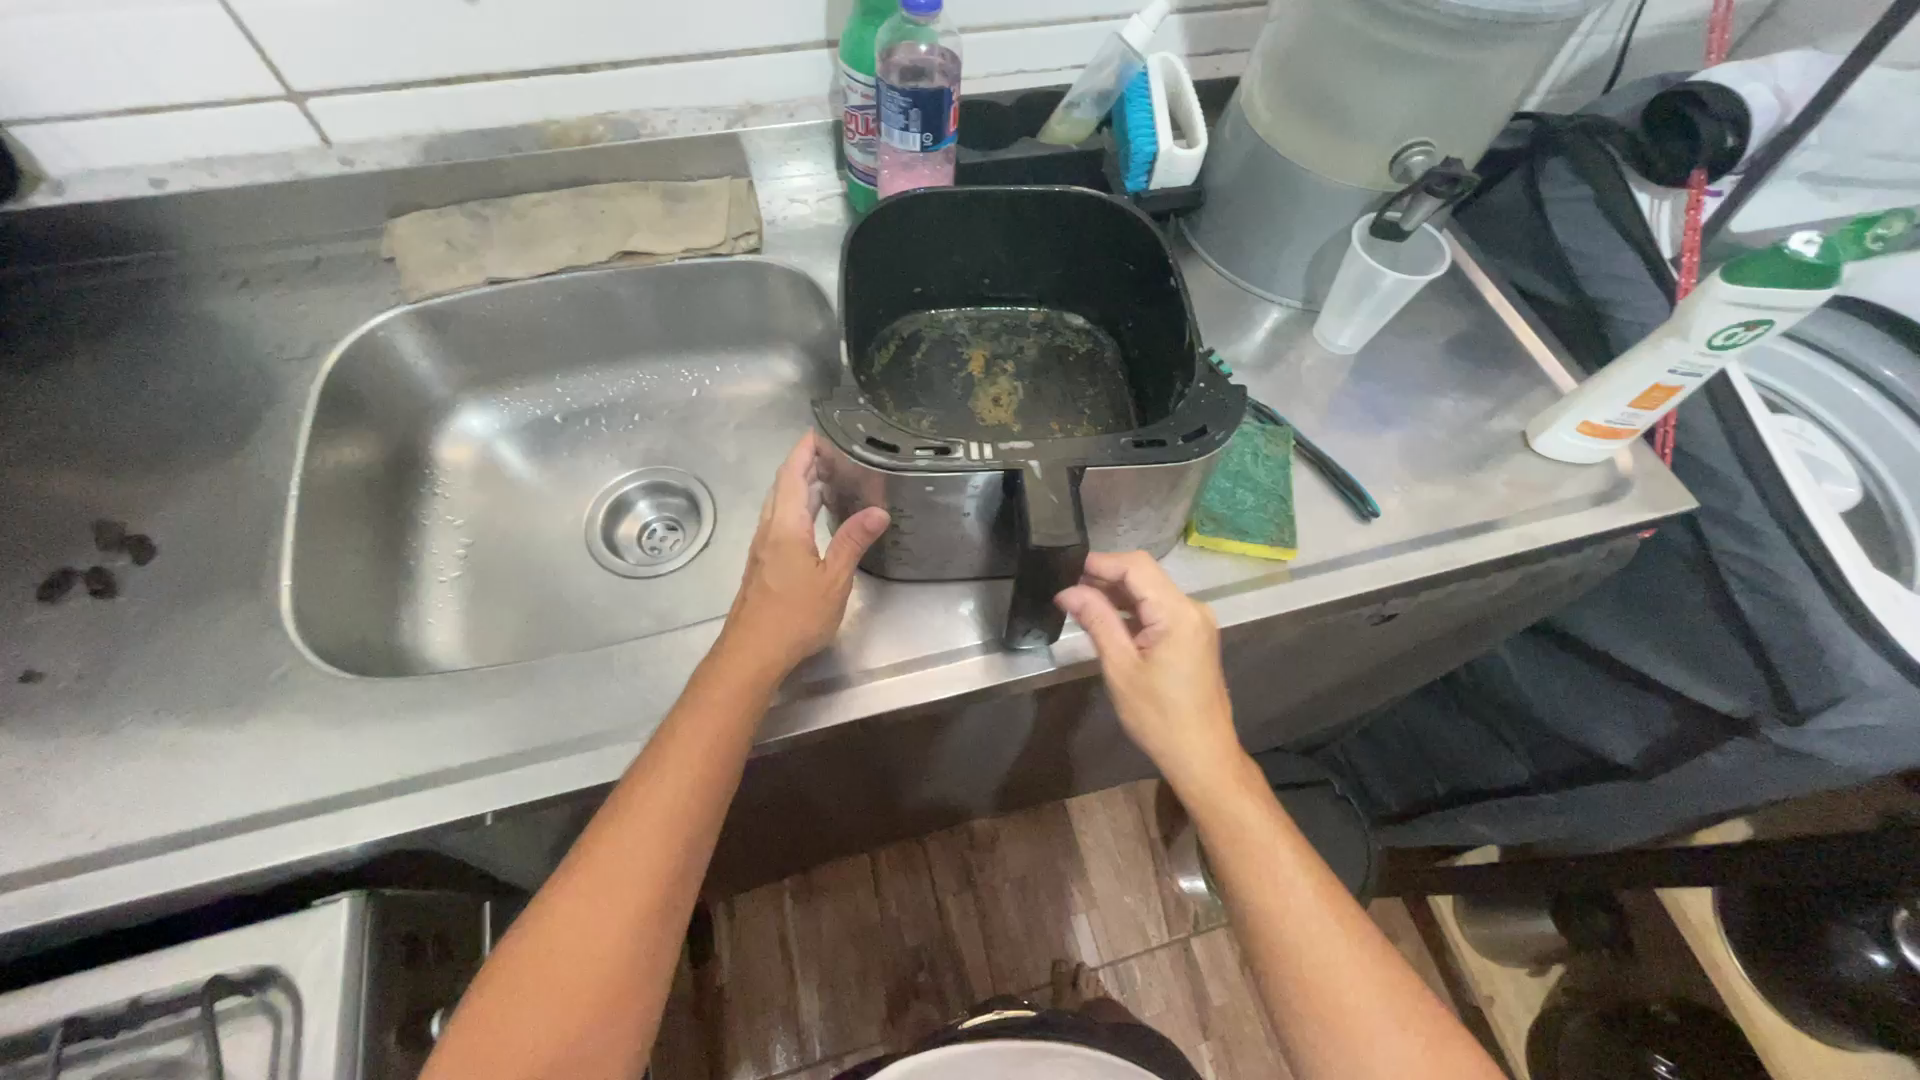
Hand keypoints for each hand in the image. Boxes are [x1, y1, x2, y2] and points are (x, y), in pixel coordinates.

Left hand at [717, 433, 889, 680]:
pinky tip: (813, 519)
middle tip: (833, 453)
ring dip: (800, 487)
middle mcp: (769, 530)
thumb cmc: (795, 617)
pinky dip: (797, 508)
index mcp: (786, 526)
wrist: (752, 653)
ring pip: (779, 505)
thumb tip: (878, 511)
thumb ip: (852, 542)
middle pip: (783, 486)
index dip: (805, 451)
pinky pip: (779, 522)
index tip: (821, 433)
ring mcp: (762, 548)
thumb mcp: (834, 580)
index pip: (792, 475)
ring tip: (828, 479)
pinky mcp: (762, 564)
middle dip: (805, 465)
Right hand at [1055, 552, 1240, 786]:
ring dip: (1117, 594)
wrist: (1202, 754)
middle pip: (1145, 575)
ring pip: (1151, 592)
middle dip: (1105, 578)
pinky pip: (1159, 610)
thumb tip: (1068, 592)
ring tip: (1079, 604)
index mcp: (1178, 613)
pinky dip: (1132, 611)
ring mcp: (1196, 622)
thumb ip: (1097, 621)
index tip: (1065, 570)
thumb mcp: (1120, 668)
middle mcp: (1193, 609)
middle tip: (1066, 590)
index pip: (1136, 567)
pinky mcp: (1193, 635)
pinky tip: (1106, 620)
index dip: (1100, 563)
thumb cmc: (1159, 717)